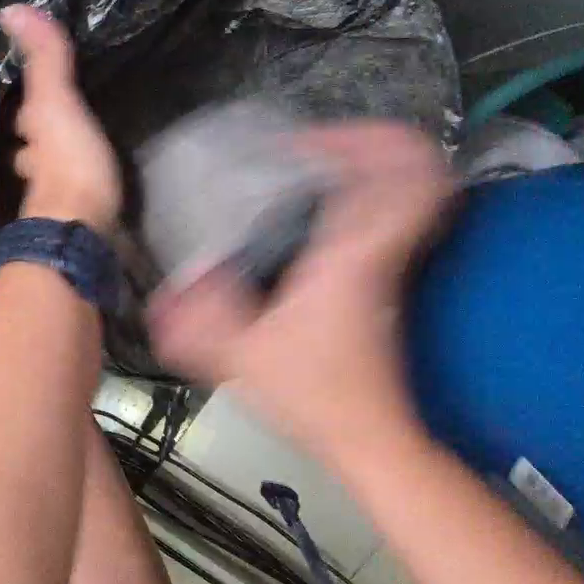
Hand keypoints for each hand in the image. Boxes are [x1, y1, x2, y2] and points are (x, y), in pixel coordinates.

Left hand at [0, 5, 120, 231]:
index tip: (40, 90)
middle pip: (33, 150)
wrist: (82, 234)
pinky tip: (103, 190)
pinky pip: (80, 200)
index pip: (20, 116)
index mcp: (26, 141)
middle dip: (43, 140)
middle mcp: (31, 172)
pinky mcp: (80, 224)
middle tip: (68, 123)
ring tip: (88, 152)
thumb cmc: (68, 165)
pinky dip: (87, 192)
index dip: (26, 104)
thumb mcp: (55, 103)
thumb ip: (43, 61)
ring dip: (63, 167)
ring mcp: (54, 201)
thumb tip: (11, 11)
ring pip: (52, 177)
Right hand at [146, 122, 452, 465]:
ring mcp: (389, 272)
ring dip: (376, 169)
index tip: (308, 142)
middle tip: (318, 142)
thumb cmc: (314, 398)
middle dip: (377, 143)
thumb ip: (194, 321)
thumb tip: (162, 296)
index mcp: (350, 261)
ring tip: (320, 164)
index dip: (362, 142)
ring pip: (414, 197)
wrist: (371, 441)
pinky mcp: (385, 288)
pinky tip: (322, 212)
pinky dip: (371, 200)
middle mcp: (379, 257)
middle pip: (420, 175)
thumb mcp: (239, 356)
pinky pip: (395, 222)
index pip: (396, 180)